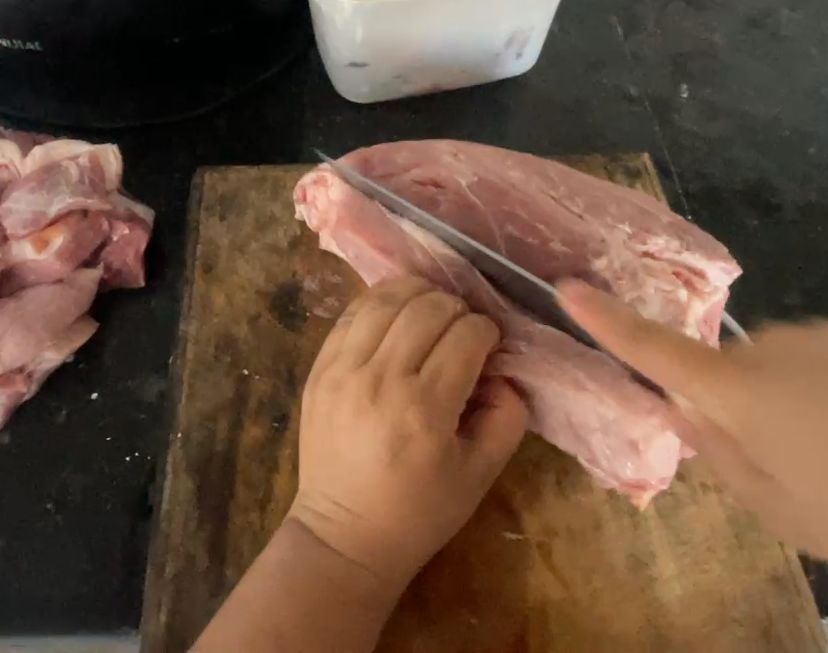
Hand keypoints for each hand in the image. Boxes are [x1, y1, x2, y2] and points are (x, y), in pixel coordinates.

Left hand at [288, 277, 529, 590]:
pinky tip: (395, 313)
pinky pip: (351, 313)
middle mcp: (381, 379)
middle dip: (457, 307)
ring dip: (417, 293)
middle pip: (427, 307)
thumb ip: (508, 417)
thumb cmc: (419, 511)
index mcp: (425, 409)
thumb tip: (505, 369)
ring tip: (431, 308)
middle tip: (463, 325)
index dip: (487, 331)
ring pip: (385, 298)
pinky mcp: (319, 368)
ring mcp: (343, 369)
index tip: (490, 342)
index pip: (466, 335)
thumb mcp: (481, 474)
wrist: (344, 535)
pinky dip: (378, 303)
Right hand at [560, 279, 827, 581]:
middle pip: (729, 376)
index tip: (566, 285)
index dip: (604, 319)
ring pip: (785, 376)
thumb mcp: (792, 514)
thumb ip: (724, 462)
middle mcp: (771, 349)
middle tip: (801, 476)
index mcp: (738, 393)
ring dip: (801, 413)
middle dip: (743, 415)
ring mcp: (826, 338)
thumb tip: (681, 415)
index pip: (652, 349)